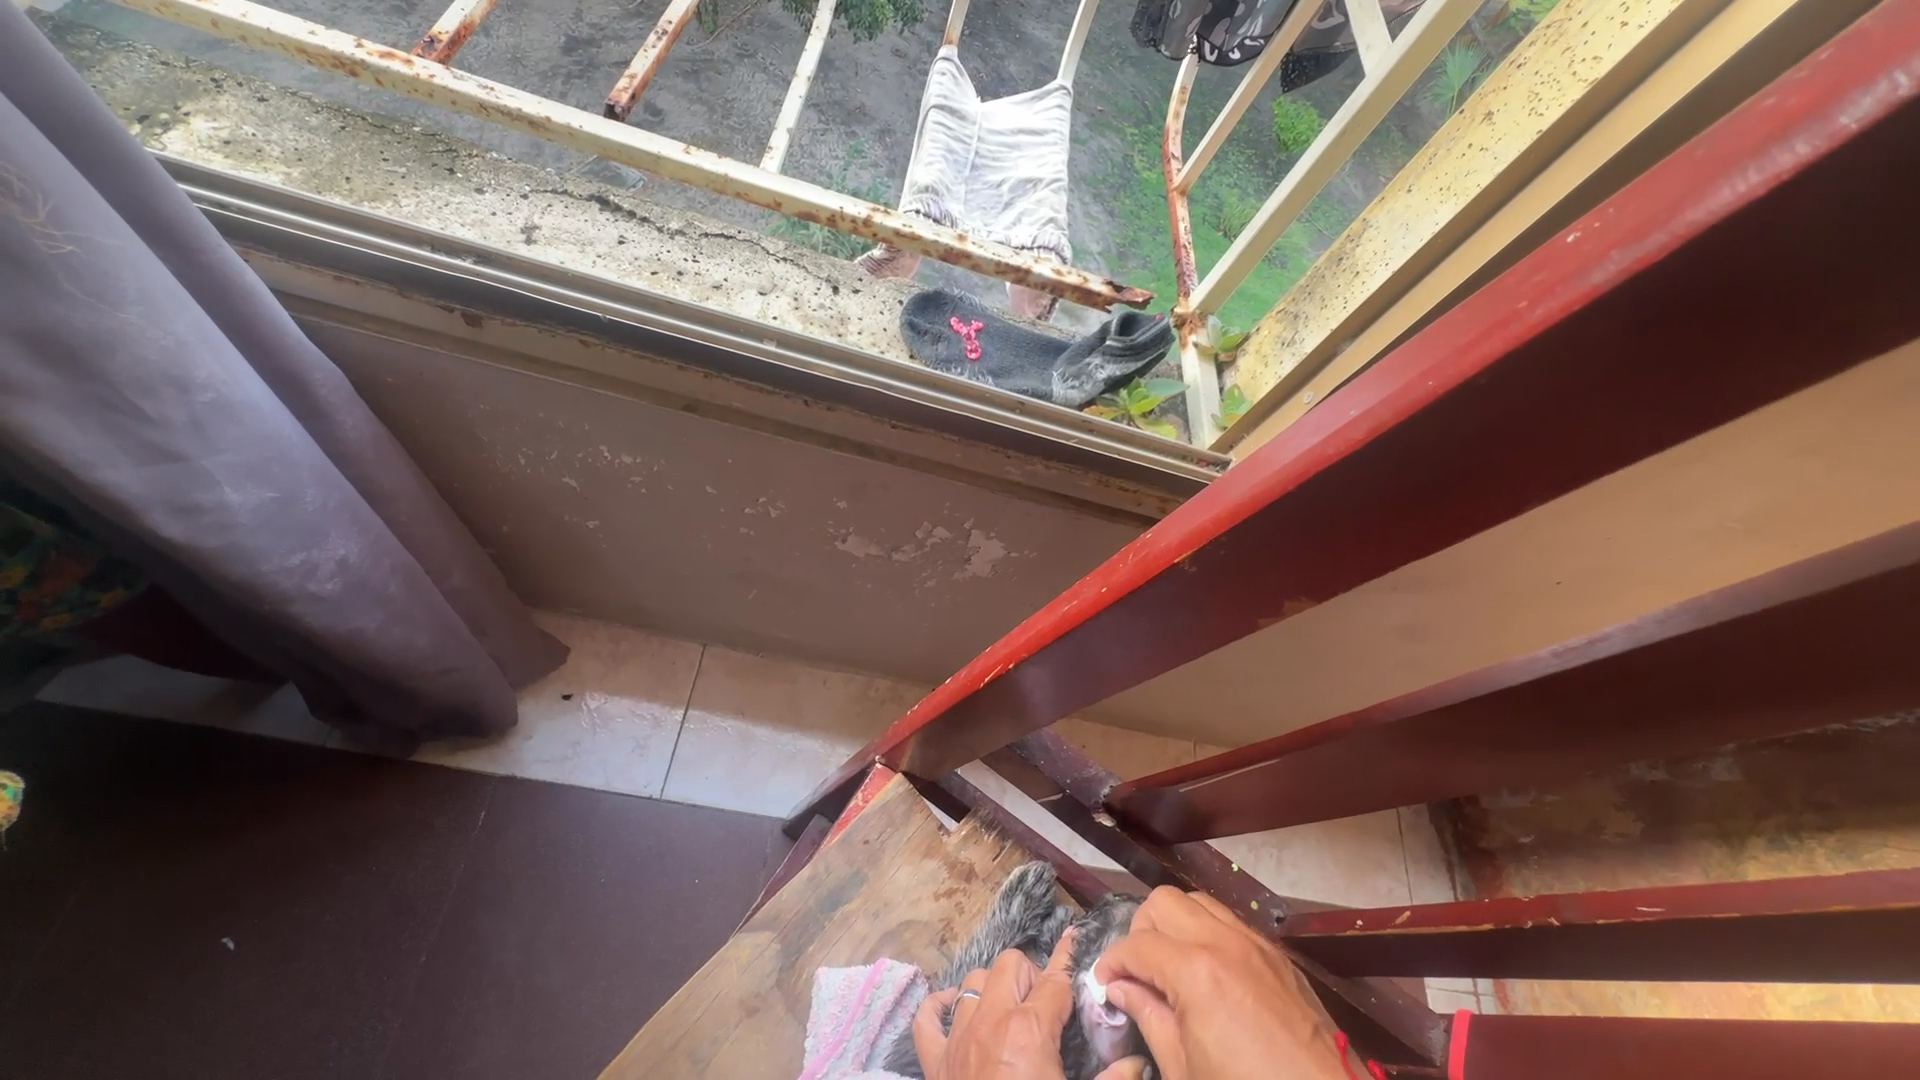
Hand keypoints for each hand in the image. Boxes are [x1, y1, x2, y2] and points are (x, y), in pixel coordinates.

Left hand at [914, 929, 1146, 1079]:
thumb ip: (1113, 1079)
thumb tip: (1137, 1062)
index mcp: (1030, 1029)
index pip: (1055, 978)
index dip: (1068, 959)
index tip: (1074, 940)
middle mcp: (991, 1021)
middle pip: (1009, 964)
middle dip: (1030, 975)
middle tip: (1045, 1004)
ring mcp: (959, 1038)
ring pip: (973, 981)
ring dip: (993, 988)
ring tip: (1009, 1008)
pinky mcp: (935, 1062)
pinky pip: (927, 1018)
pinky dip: (939, 1006)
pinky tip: (954, 1008)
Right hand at [1093, 888, 1363, 1079]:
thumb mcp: (1184, 1069)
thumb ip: (1147, 1017)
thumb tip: (1120, 988)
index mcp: (1196, 971)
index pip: (1135, 945)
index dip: (1111, 963)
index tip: (1104, 983)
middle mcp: (1224, 942)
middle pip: (1163, 902)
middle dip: (1141, 931)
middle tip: (1138, 971)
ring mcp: (1255, 944)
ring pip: (1197, 902)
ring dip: (1175, 925)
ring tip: (1170, 966)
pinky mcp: (1278, 957)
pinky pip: (1231, 922)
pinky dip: (1208, 934)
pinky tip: (1207, 973)